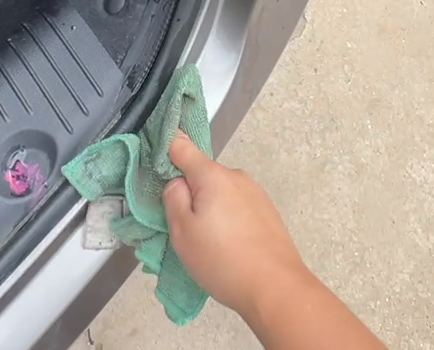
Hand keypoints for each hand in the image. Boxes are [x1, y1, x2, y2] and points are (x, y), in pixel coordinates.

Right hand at [161, 132, 310, 316]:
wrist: (276, 288)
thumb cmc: (224, 260)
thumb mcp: (183, 233)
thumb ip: (173, 198)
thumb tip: (177, 182)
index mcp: (212, 175)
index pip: (181, 146)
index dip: (166, 150)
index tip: (157, 165)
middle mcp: (235, 176)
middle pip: (202, 175)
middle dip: (191, 196)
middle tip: (187, 229)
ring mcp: (255, 193)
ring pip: (221, 194)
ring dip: (212, 210)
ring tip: (211, 246)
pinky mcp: (267, 212)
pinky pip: (238, 208)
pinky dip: (230, 221)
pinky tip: (231, 249)